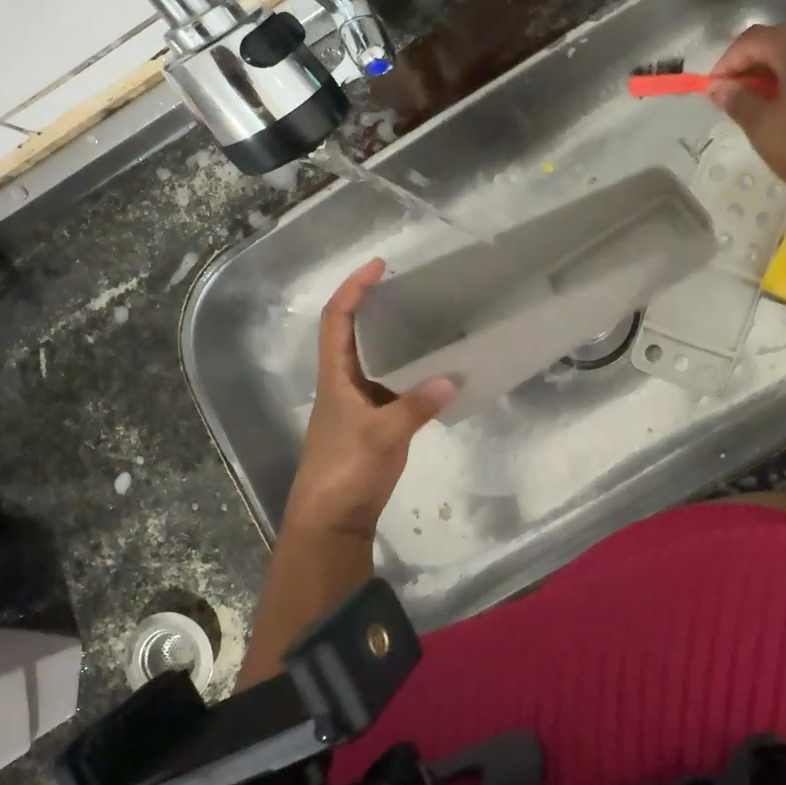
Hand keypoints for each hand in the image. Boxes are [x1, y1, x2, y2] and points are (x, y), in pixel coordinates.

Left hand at [284, 259, 455, 537]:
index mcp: (335, 377)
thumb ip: (417, 405)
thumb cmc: (345, 469)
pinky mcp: (374, 424)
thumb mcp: (382, 434)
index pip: (336, 319)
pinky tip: (438, 373)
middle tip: (410, 288)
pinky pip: (394, 386)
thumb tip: (454, 377)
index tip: (379, 266)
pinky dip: (413, 373)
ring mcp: (359, 404)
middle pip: (352, 333)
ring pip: (375, 360)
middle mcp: (344, 383)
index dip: (353, 289)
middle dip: (374, 305)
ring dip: (395, 339)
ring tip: (428, 322)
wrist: (331, 518)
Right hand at [707, 25, 785, 202]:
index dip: (728, 60)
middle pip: (781, 45)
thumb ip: (738, 102)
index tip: (714, 89)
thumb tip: (720, 88)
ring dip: (776, 81)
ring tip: (762, 113)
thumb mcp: (765, 129)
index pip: (755, 38)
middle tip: (735, 100)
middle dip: (752, 69)